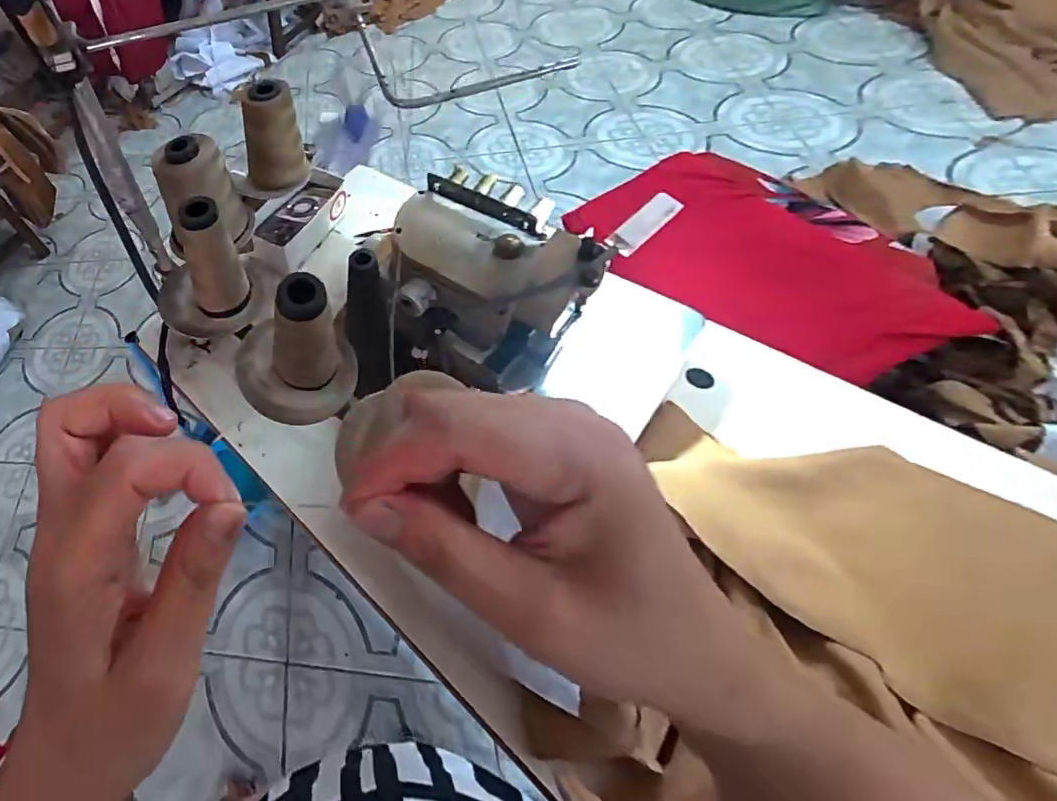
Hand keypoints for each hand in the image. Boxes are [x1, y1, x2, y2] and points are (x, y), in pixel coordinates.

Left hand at [0, 385, 247, 800]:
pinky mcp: (74, 528)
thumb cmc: (112, 724)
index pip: (122, 468)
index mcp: (75, 562)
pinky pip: (88, 455)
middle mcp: (56, 528)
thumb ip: (194, 577)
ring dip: (124, 416)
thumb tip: (227, 502)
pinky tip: (167, 469)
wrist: (63, 759)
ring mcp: (59, 525)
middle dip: (126, 406)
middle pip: (64, 421)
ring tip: (176, 444)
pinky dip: (128, 440)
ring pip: (69, 428)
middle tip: (179, 433)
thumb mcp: (166, 666)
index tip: (227, 500)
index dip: (185, 464)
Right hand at [339, 389, 793, 736]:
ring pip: (453, 411)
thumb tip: (364, 507)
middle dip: (397, 457)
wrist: (702, 647)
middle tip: (377, 517)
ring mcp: (559, 417)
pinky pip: (472, 426)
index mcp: (575, 452)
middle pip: (447, 408)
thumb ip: (444, 553)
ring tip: (413, 516)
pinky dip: (441, 459)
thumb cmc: (629, 639)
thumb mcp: (530, 614)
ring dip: (417, 458)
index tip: (354, 508)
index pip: (453, 427)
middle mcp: (565, 414)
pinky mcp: (549, 431)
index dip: (391, 460)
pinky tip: (447, 502)